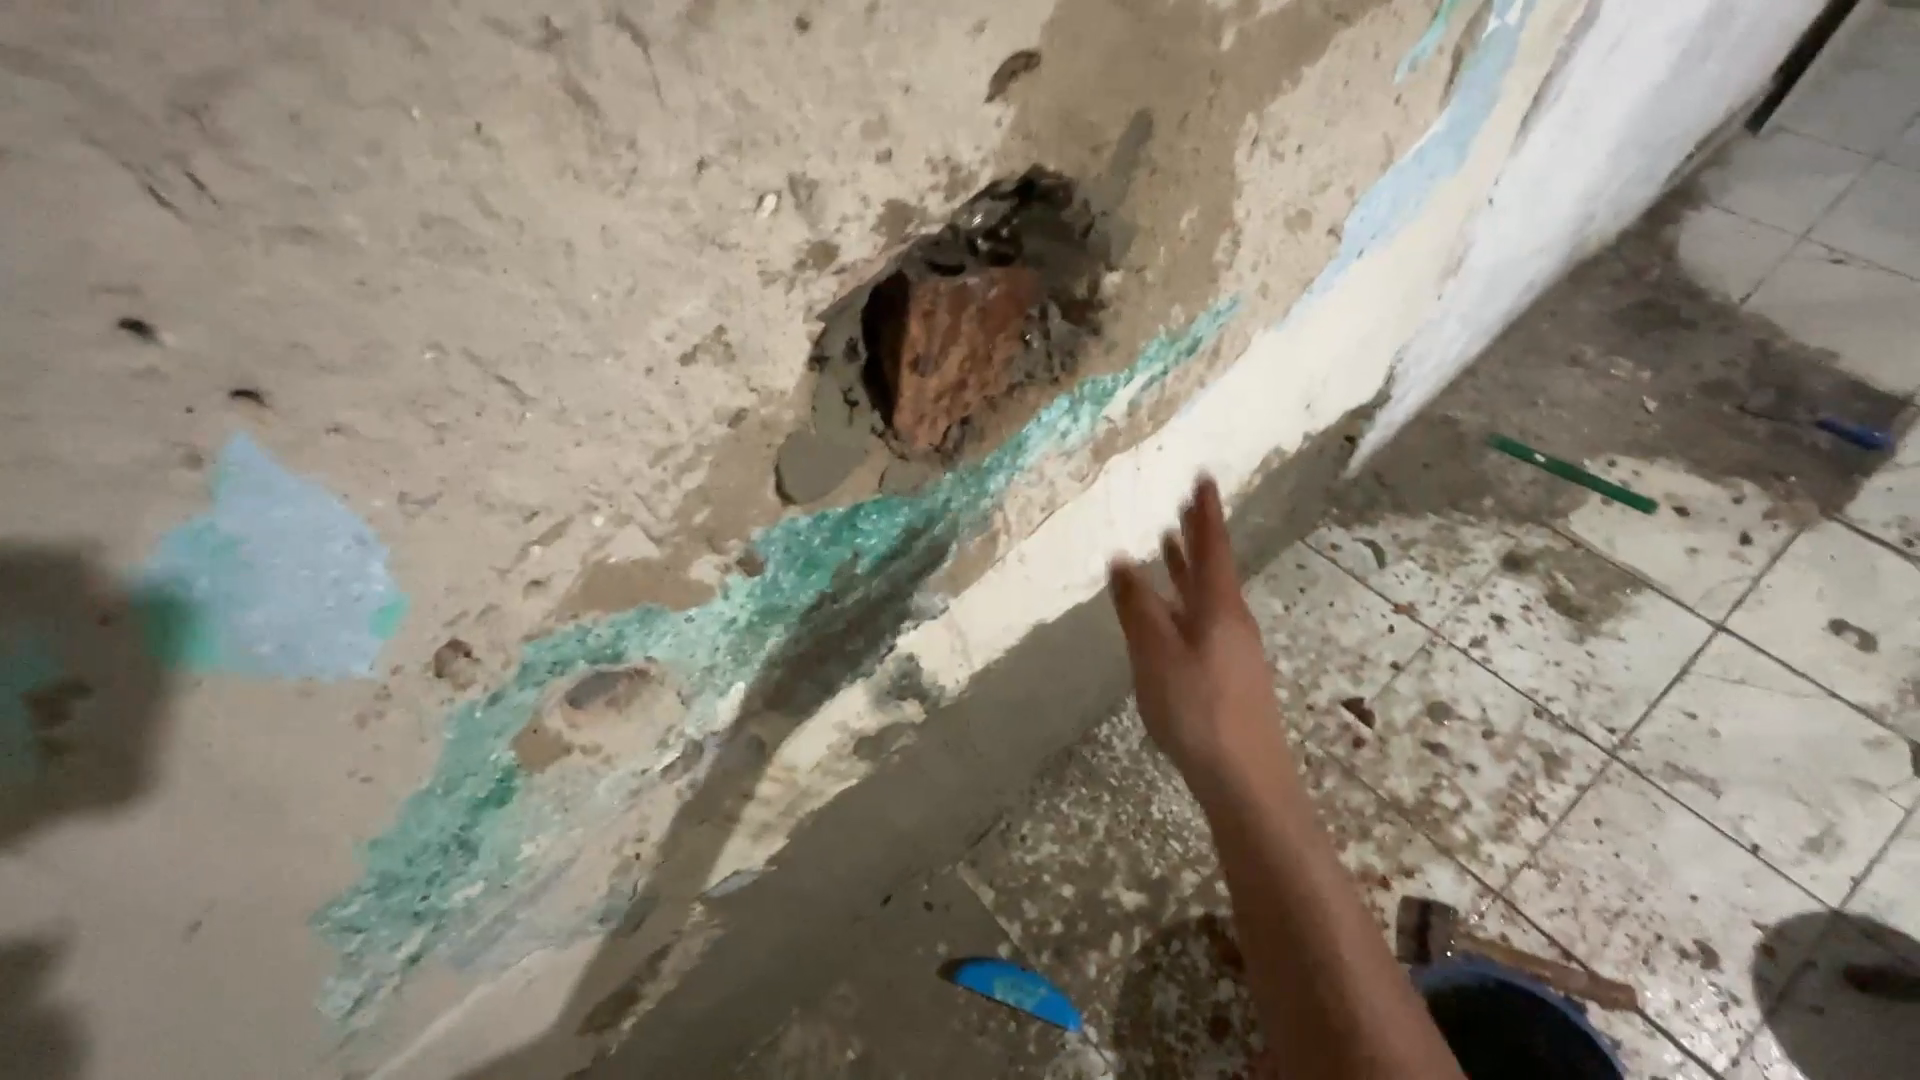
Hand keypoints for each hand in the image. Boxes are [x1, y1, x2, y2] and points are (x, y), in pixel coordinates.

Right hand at [1108, 476, 1288, 790]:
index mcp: (1218, 607)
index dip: (1206, 513)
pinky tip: (1173, 615)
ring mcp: (1234, 650)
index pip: (1212, 547)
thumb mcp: (1156, 655)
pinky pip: (1204, 621)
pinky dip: (1186, 602)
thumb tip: (1122, 560)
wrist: (1246, 779)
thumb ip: (1137, 607)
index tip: (1204, 479)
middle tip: (1185, 506)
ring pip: (1208, 596)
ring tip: (1171, 547)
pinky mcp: (1230, 676)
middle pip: (1213, 569)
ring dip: (1190, 570)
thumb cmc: (1197, 709)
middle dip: (1197, 537)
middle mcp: (1232, 621)